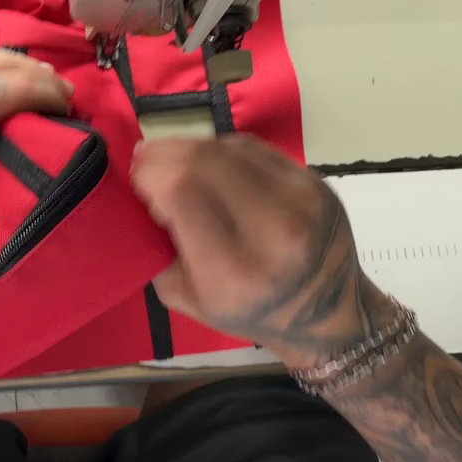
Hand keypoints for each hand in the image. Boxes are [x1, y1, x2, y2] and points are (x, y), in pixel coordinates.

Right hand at [130, 136, 395, 366]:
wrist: (326, 314)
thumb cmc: (246, 311)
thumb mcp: (183, 296)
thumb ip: (157, 246)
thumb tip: (139, 194)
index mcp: (234, 269)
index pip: (181, 192)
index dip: (149, 174)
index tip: (135, 180)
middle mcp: (274, 229)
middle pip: (203, 161)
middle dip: (163, 154)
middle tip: (144, 161)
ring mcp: (302, 200)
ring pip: (228, 148)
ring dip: (190, 147)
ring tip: (172, 159)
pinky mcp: (315, 182)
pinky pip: (255, 149)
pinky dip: (222, 150)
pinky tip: (207, 162)